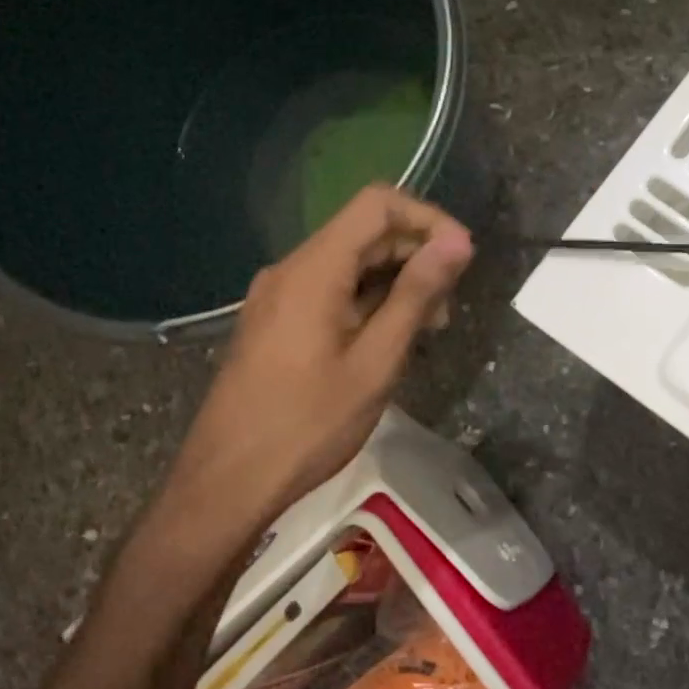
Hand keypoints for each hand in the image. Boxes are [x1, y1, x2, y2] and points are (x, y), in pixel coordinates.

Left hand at [170, 184, 473, 518]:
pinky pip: (334, 288)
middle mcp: (292, 269)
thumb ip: (417, 294)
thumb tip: (458, 242)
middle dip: (418, 255)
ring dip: (398, 282)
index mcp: (314, 269)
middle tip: (449, 307)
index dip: (428, 219)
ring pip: (353, 262)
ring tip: (428, 330)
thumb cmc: (309, 423)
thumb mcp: (377, 359)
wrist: (226, 484)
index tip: (462, 259)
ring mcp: (280, 295)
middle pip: (367, 232)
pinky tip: (391, 340)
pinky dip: (371, 300)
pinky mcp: (278, 320)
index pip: (378, 204)